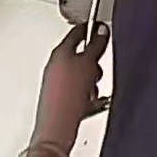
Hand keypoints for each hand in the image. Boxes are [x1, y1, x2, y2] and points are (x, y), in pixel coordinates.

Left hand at [32, 23, 107, 145]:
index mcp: (60, 52)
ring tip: (93, 89)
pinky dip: (86, 92)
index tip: (100, 27)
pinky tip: (90, 101)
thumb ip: (96, 45)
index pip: (76, 32)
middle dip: (92, 60)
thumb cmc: (67, 97)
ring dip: (90, 79)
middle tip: (98, 68)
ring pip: (80, 72)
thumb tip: (101, 30)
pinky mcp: (60, 98)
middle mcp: (55, 65)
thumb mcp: (88, 64)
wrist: (57, 129)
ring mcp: (56, 82)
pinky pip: (77, 89)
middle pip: (79, 53)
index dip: (90, 28)